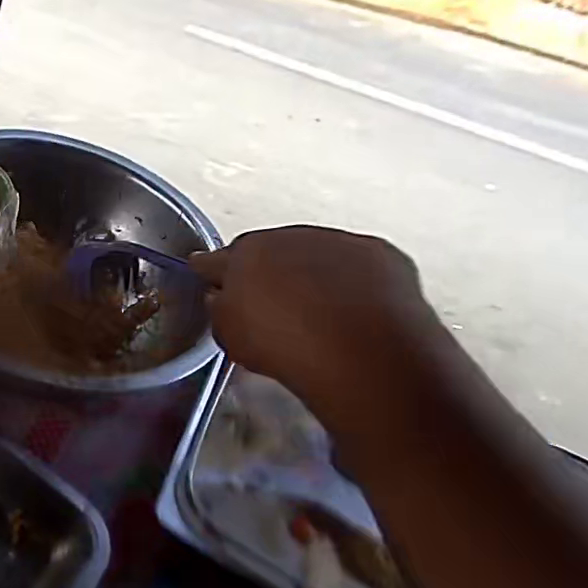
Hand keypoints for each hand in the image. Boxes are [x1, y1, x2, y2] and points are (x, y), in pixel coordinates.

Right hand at [187, 226, 439, 412]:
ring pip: (312, 254)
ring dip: (308, 275)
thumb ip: (220, 309)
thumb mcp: (231, 337)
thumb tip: (222, 299)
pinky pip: (355, 264)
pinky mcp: (378, 253)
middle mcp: (288, 237)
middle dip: (264, 272)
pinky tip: (348, 311)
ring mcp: (335, 241)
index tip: (209, 277)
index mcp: (244, 255)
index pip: (214, 259)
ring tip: (311, 314)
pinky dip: (350, 282)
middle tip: (266, 306)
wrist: (357, 350)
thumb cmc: (285, 345)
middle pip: (266, 251)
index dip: (209, 271)